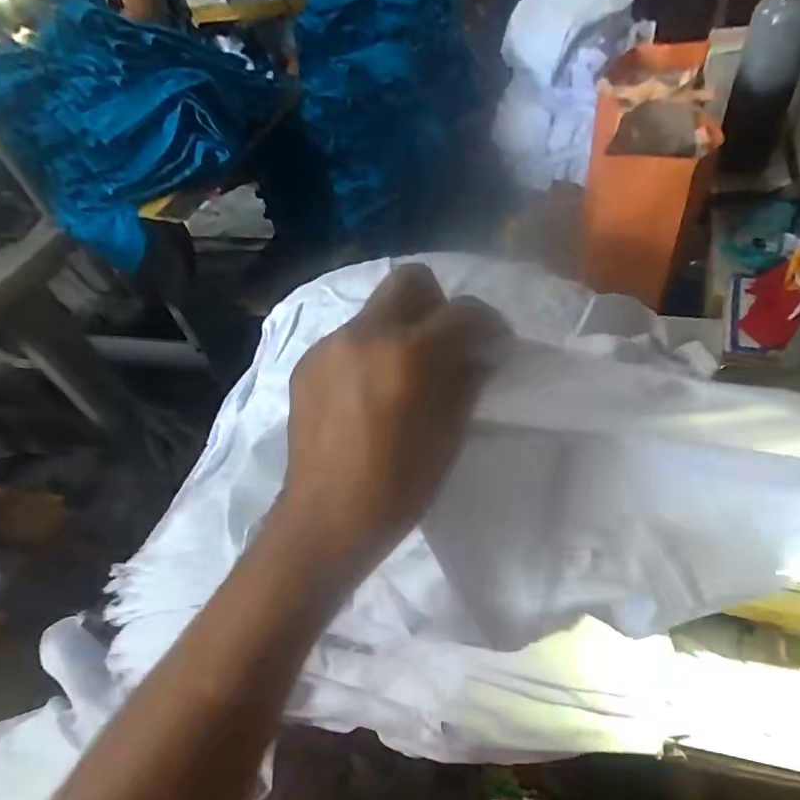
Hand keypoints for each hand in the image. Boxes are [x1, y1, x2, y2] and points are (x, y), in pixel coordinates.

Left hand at [271, 263, 507, 576]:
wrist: (326, 518)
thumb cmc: (397, 489)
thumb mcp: (448, 436)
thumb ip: (467, 381)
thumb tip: (479, 352)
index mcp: (407, 354)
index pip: (463, 311)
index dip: (489, 326)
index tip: (494, 347)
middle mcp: (364, 335)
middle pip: (411, 282)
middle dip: (438, 305)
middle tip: (445, 346)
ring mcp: (329, 346)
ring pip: (375, 311)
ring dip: (399, 330)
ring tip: (401, 376)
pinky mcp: (305, 364)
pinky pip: (347, 339)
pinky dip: (367, 353)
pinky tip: (367, 394)